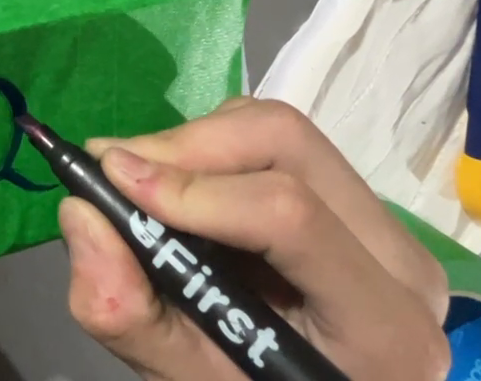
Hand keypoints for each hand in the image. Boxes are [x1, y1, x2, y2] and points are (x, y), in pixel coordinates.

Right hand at [60, 98, 450, 380]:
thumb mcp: (184, 379)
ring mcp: (382, 222)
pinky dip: (205, 142)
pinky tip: (183, 188)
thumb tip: (80, 212)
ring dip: (189, 140)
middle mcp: (400, 260)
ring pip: (274, 126)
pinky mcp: (351, 196)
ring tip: (142, 182)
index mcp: (381, 328)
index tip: (110, 178)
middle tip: (112, 167)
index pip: (289, 216)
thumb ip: (127, 311)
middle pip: (284, 142)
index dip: (190, 186)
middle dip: (182, 144)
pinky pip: (270, 133)